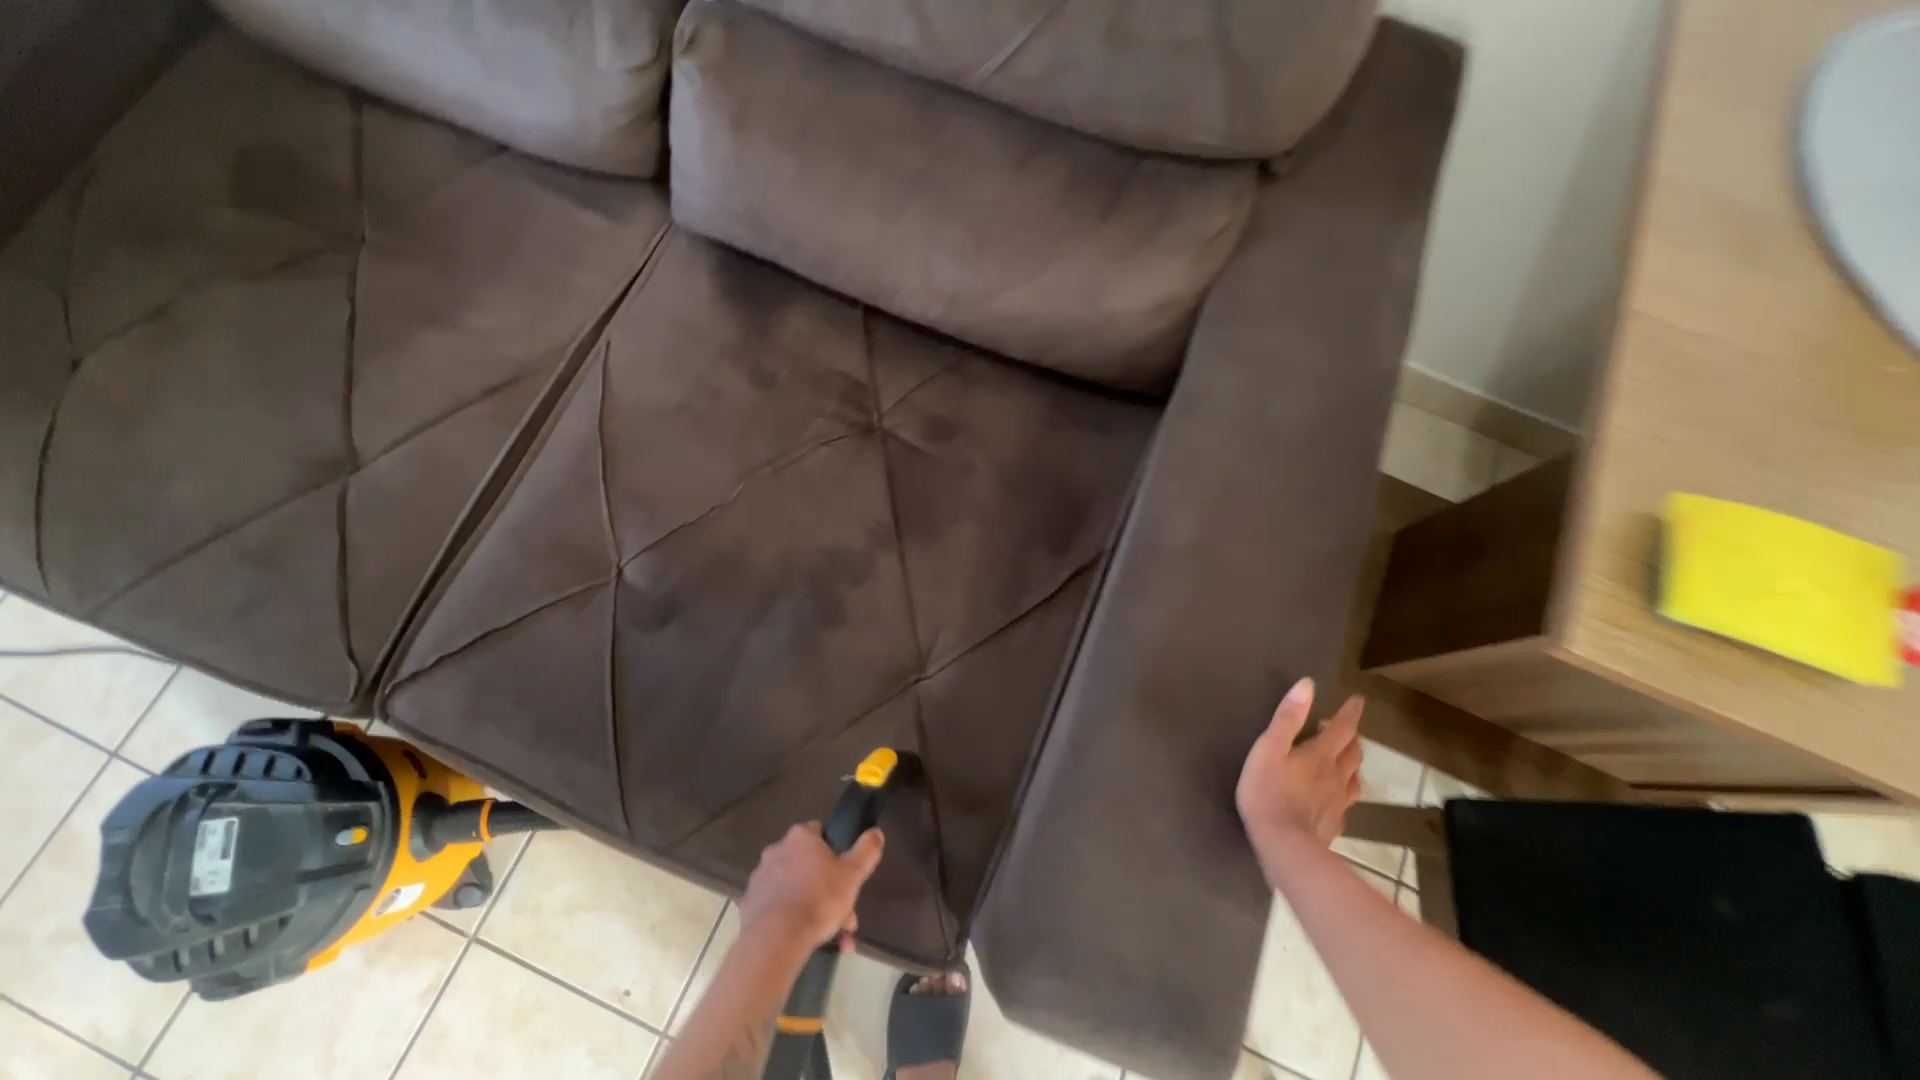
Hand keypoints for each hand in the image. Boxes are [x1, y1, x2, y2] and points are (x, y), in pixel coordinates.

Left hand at [738, 822, 884, 952]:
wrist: (776, 937)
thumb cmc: (819, 898)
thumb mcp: (853, 874)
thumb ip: (867, 850)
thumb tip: (876, 832)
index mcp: (801, 838)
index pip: (819, 832)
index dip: (834, 850)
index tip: (843, 872)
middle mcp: (776, 850)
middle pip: (807, 865)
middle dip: (828, 889)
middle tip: (844, 915)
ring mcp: (760, 877)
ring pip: (794, 889)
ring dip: (812, 907)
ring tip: (830, 935)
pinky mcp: (750, 903)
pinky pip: (777, 906)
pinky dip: (791, 918)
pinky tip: (805, 939)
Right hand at [1237, 678, 1364, 850]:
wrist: (1283, 845)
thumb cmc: (1268, 792)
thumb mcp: (1269, 749)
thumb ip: (1288, 717)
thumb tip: (1307, 684)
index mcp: (1320, 754)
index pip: (1343, 728)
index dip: (1351, 713)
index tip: (1358, 700)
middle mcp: (1336, 775)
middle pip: (1353, 752)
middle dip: (1352, 738)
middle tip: (1346, 730)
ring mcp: (1338, 802)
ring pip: (1354, 778)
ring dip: (1352, 764)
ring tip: (1345, 761)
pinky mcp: (1334, 824)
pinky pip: (1345, 804)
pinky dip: (1343, 793)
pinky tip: (1334, 799)